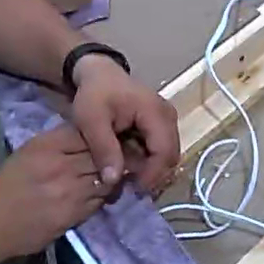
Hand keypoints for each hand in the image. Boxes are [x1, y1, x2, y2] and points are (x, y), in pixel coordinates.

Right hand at [0, 124, 116, 262]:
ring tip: (111, 176)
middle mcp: (61, 166)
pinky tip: (96, 195)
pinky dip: (104, 196)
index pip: (91, 133)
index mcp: (47, 147)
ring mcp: (69, 191)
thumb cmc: (6, 187)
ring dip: (113, 177)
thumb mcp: (29, 153)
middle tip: (122, 158)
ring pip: (108, 177)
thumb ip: (62, 141)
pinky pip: (101, 199)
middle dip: (115, 156)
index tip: (112, 140)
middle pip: (104, 155)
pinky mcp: (74, 213)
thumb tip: (95, 132)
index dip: (105, 137)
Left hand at [70, 53, 179, 195]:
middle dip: (155, 173)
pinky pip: (163, 145)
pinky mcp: (162, 121)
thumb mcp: (91, 121)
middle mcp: (168, 116)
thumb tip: (114, 180)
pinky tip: (133, 165)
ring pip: (169, 151)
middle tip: (132, 189)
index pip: (164, 150)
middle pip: (172, 153)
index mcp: (155, 113)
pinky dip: (151, 158)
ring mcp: (168, 118)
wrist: (99, 73)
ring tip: (131, 179)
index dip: (153, 173)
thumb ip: (104, 149)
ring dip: (154, 167)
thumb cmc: (95, 94)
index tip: (135, 190)